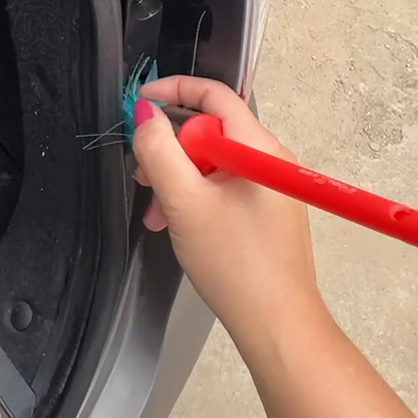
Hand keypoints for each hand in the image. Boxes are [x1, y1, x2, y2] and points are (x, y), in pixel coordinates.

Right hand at [130, 76, 322, 340]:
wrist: (278, 328)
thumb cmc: (234, 263)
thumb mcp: (184, 201)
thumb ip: (158, 150)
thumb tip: (144, 112)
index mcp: (257, 147)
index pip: (214, 94)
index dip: (174, 89)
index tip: (139, 101)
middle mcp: (268, 158)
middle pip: (210, 129)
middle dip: (170, 147)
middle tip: (141, 174)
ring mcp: (269, 186)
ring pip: (212, 161)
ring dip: (178, 178)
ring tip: (157, 211)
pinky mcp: (266, 210)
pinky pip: (223, 185)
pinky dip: (196, 196)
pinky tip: (176, 224)